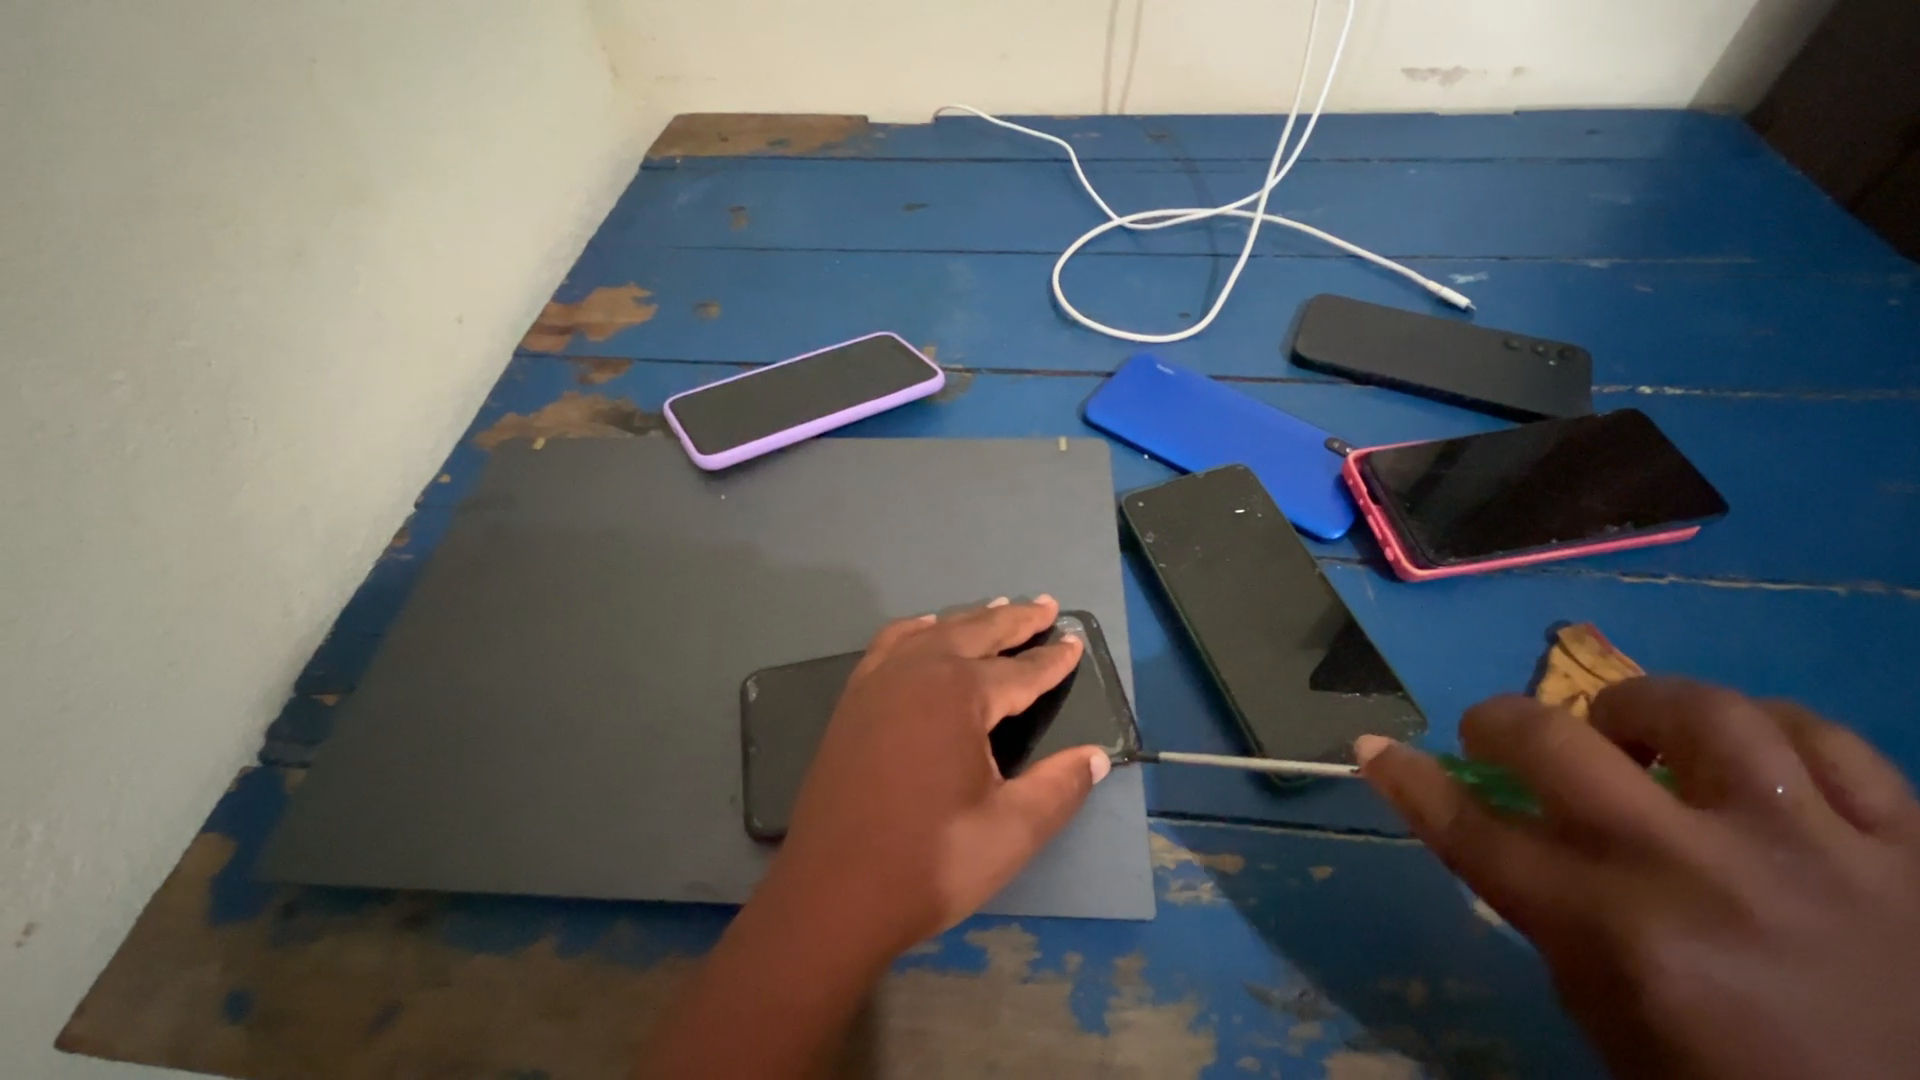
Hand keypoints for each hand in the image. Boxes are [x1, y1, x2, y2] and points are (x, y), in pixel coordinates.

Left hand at [765, 596, 1110, 955]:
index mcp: (957, 695)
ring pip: (931, 633)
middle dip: (1014, 620)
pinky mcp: (852, 704)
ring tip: (995, 610)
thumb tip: (1095, 756)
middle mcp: (916, 673)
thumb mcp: (1012, 831)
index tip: (1075, 643)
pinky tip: (925, 635)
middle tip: (1046, 607)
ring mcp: (876, 684)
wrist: (832, 894)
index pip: (1020, 671)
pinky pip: (890, 647)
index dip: (1053, 661)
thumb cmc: (930, 863)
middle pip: (974, 633)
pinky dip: (917, 632)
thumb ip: (1059, 787)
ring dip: (967, 620)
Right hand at [1356, 677, 1919, 1079]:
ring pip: (1706, 712)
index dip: (1409, 783)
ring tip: (1631, 734)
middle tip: (1496, 736)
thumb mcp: (1606, 1016)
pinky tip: (1747, 755)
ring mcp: (1814, 852)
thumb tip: (1492, 817)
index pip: (1474, 833)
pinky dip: (1773, 734)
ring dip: (1642, 708)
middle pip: (1556, 745)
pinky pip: (1832, 744)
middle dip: (1498, 723)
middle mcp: (1701, 875)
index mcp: (1618, 935)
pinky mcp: (1911, 850)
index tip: (1375, 750)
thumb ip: (1551, 909)